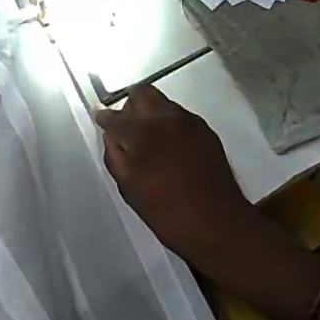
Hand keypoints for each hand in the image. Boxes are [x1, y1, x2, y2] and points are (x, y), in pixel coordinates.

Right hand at [95, 87, 264, 272]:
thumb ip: (114, 155)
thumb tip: (110, 135)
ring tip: (151, 141)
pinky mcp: (207, 131)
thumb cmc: (166, 212)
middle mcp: (166, 118)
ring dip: (151, 114)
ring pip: (162, 103)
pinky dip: (170, 125)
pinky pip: (180, 117)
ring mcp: (190, 122)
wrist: (219, 225)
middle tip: (127, 128)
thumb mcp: (129, 188)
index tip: (100, 119)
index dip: (103, 117)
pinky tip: (171, 148)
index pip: (114, 115)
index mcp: (142, 133)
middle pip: (142, 93)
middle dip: (130, 106)